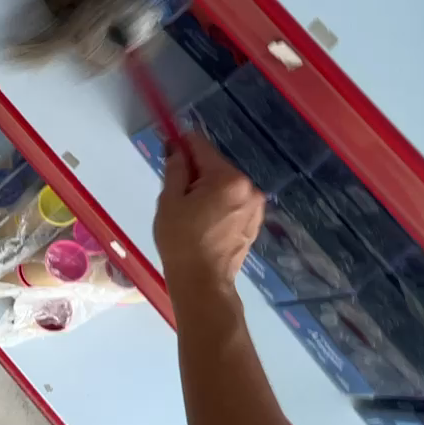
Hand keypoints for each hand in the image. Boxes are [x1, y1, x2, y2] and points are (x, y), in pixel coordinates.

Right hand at [153, 133, 264, 291]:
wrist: (202, 281)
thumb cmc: (180, 239)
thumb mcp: (169, 200)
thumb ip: (175, 169)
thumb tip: (176, 148)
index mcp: (227, 178)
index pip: (202, 147)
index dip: (182, 143)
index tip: (168, 146)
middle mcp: (248, 187)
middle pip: (215, 167)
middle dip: (195, 172)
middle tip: (174, 192)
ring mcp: (256, 206)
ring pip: (225, 186)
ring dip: (207, 189)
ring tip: (188, 212)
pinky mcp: (254, 221)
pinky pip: (233, 202)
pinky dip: (218, 204)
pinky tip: (203, 222)